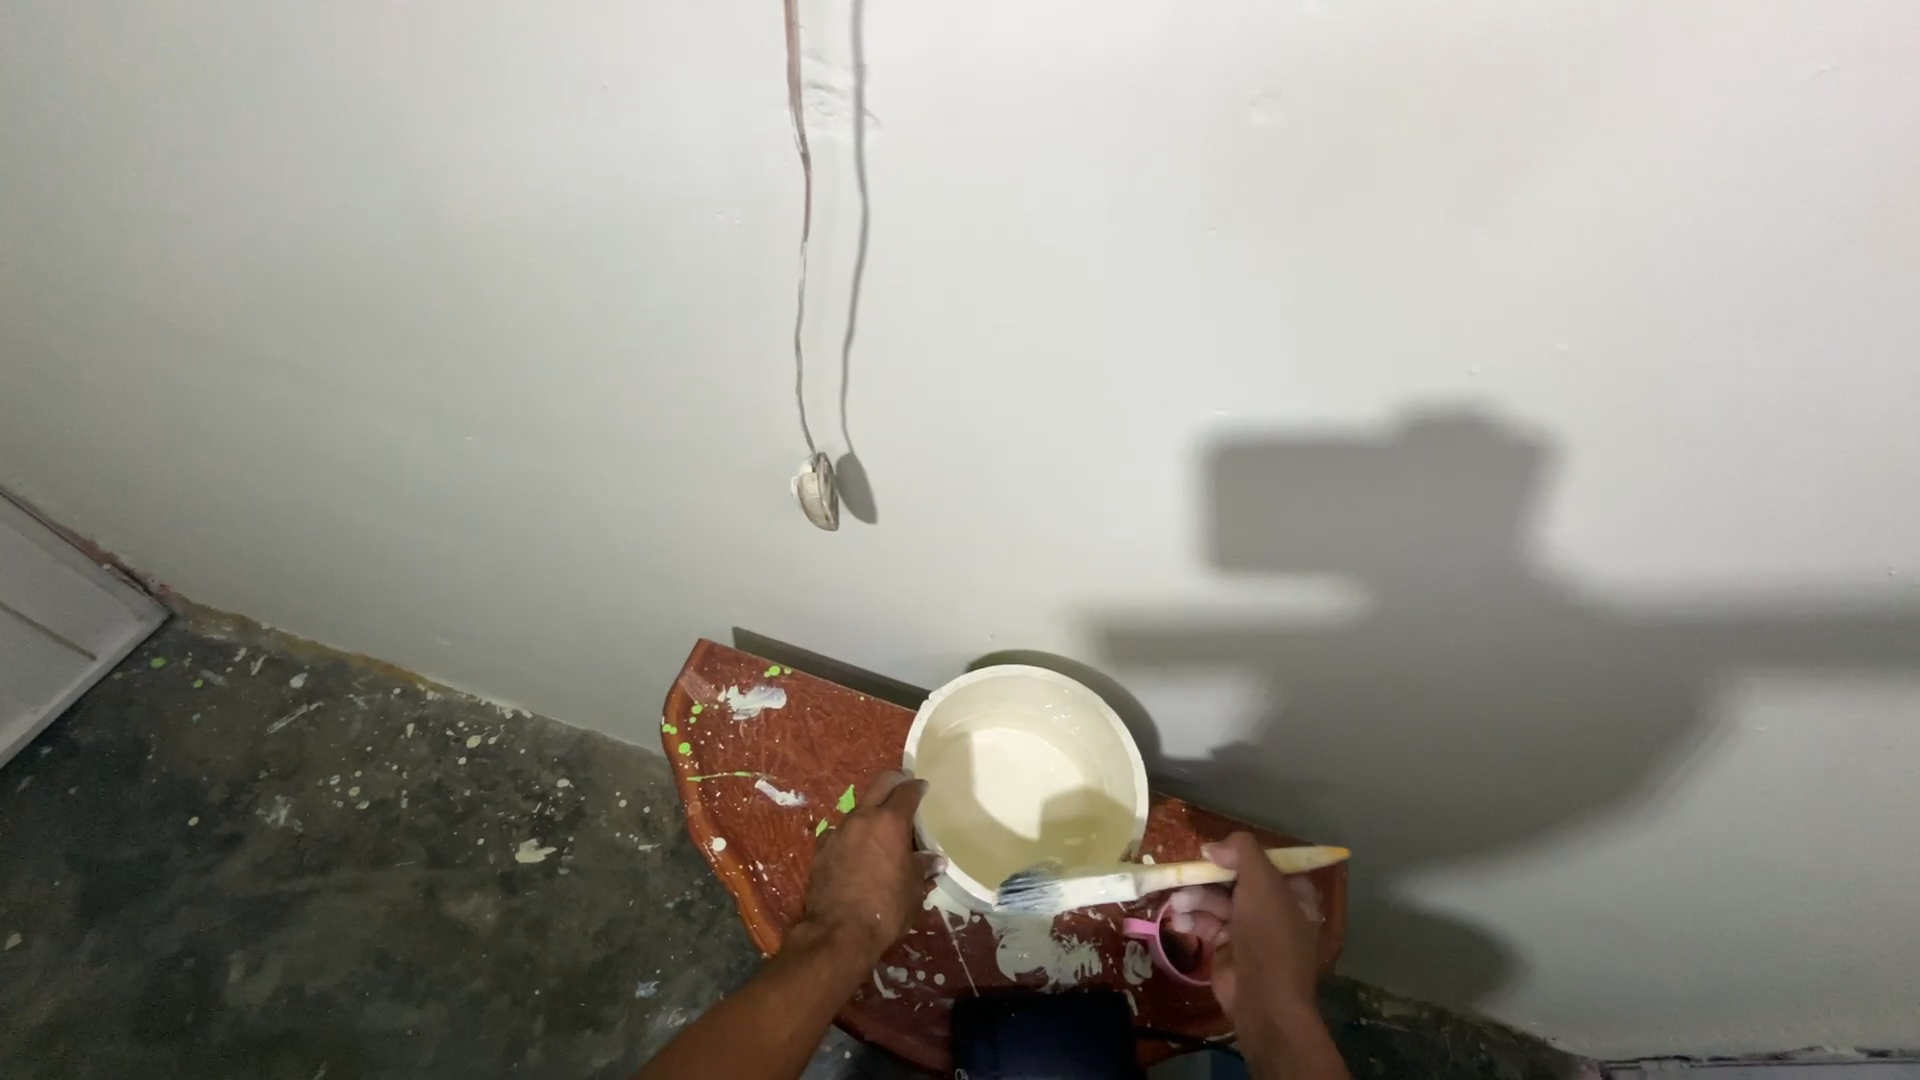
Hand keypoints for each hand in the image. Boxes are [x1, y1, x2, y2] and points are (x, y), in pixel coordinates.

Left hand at [796, 769, 942, 964]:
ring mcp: (838, 831)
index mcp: (890, 822)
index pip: (907, 791)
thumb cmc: (885, 908)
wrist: (837, 933)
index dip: (917, 787)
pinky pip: (840, 832)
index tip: (922, 787)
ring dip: (871, 811)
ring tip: (880, 829)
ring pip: (858, 808)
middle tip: (903, 787)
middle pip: (880, 784)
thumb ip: (922, 867)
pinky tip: (855, 850)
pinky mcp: (821, 848)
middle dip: (894, 781)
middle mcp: (863, 817)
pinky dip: (851, 835)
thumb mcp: (913, 889)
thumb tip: (935, 860)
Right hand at [1167, 833, 1323, 1031]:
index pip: (1264, 863)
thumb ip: (1241, 851)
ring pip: (1216, 901)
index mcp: (1291, 894)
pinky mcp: (1228, 948)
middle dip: (1208, 878)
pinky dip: (1191, 920)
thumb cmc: (1269, 935)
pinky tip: (1179, 921)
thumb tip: (1212, 847)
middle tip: (1187, 875)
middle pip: (1234, 879)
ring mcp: (1250, 931)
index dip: (1238, 854)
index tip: (1214, 852)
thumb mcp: (1262, 882)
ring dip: (1195, 899)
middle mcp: (1272, 909)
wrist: (1264, 1001)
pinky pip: (1207, 923)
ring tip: (1179, 904)